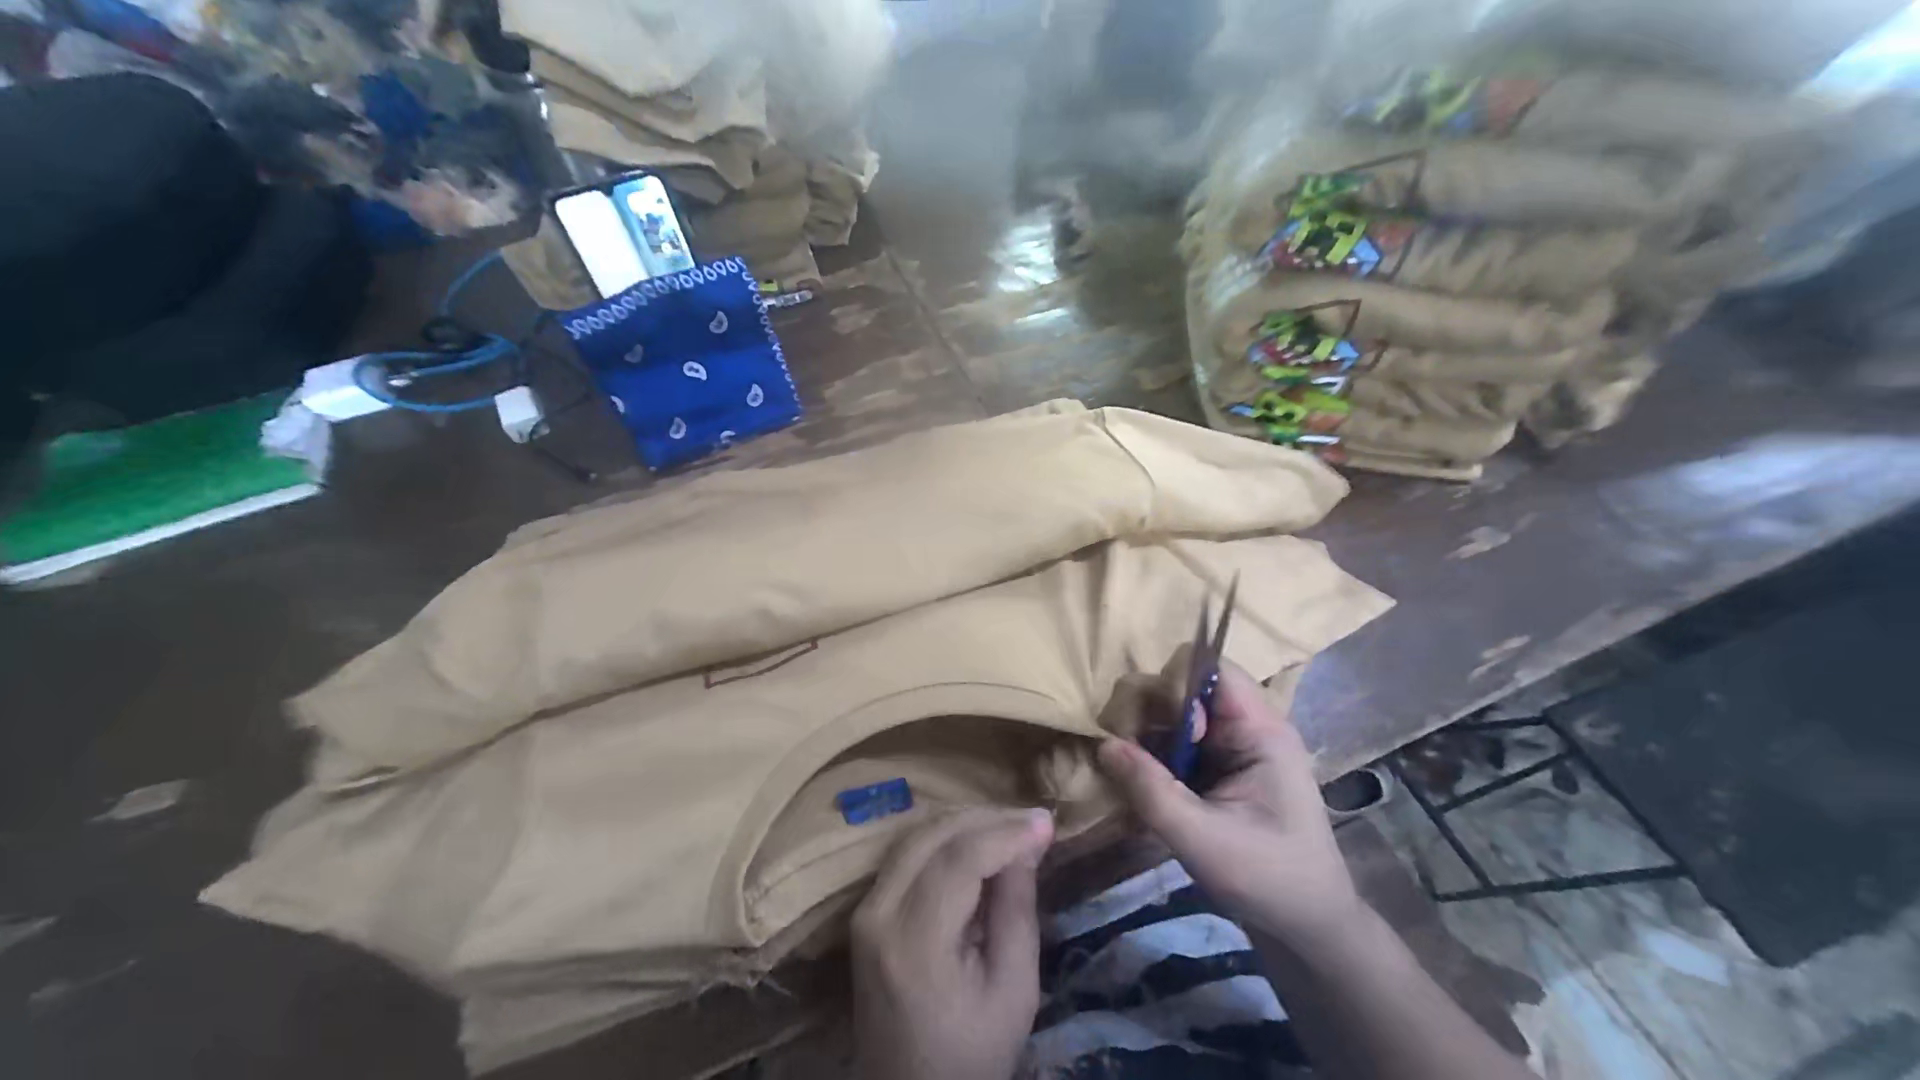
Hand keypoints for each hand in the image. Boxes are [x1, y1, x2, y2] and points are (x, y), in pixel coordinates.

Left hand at [850, 807, 1054, 1079]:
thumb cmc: (971, 1054)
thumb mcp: (1014, 991)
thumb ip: (1017, 909)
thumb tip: (1029, 839)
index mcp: (914, 945)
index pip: (958, 861)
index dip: (1005, 833)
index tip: (1046, 822)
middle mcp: (878, 914)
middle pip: (932, 836)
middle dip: (987, 819)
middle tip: (1032, 821)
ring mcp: (864, 909)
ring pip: (915, 835)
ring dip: (965, 822)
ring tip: (1011, 827)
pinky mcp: (864, 909)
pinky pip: (905, 853)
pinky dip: (944, 838)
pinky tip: (977, 842)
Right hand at [1097, 662, 1362, 949]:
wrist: (1307, 925)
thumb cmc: (1268, 879)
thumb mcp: (1202, 840)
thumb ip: (1151, 790)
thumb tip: (1104, 744)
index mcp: (1259, 730)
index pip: (1210, 667)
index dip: (1176, 686)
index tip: (1170, 735)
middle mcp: (1245, 726)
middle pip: (1183, 685)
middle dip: (1152, 714)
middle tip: (1140, 760)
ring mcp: (1231, 745)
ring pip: (1173, 712)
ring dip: (1148, 737)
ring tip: (1139, 778)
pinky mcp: (1218, 765)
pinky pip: (1176, 740)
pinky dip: (1155, 755)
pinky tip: (1147, 786)